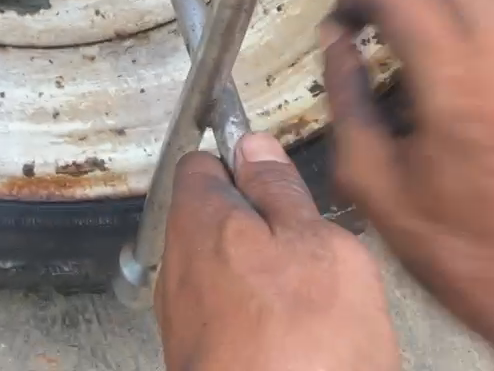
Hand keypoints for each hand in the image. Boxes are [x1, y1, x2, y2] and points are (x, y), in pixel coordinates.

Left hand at [156, 133, 397, 370]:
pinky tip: (294, 347)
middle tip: (310, 259)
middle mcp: (176, 259)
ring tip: (309, 310)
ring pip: (222, 272)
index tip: (280, 185)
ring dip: (261, 281)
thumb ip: (280, 189)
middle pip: (213, 219)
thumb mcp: (318, 245)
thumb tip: (252, 144)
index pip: (204, 162)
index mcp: (198, 216)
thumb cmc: (304, 343)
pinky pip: (226, 319)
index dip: (243, 165)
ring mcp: (181, 314)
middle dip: (258, 230)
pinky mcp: (195, 358)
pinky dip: (256, 322)